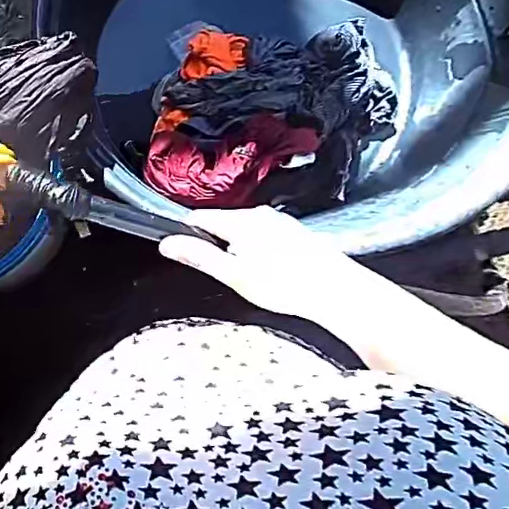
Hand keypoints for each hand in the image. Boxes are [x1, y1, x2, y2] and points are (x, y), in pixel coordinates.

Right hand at [158, 206, 391, 328]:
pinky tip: (274, 275)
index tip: (188, 252)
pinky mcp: (297, 234)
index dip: (187, 235)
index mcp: (239, 221)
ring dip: (241, 249)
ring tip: (253, 278)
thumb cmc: (289, 286)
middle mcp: (261, 215)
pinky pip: (266, 237)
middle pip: (222, 223)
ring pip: (245, 231)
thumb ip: (198, 256)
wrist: (340, 293)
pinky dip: (263, 252)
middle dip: (217, 244)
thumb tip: (168, 243)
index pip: (198, 217)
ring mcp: (281, 223)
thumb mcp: (233, 275)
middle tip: (226, 274)